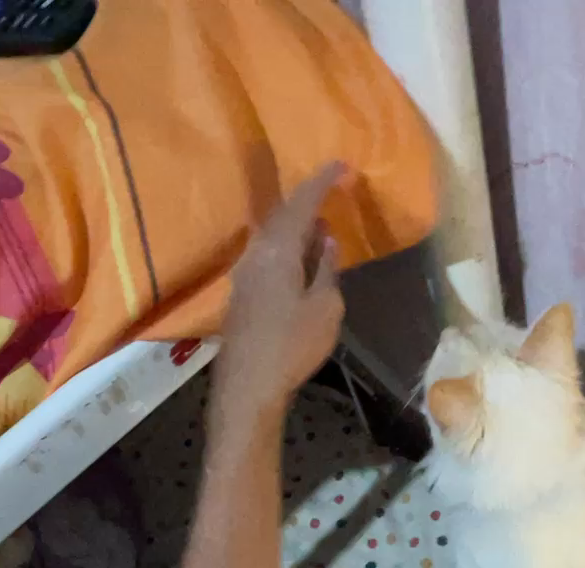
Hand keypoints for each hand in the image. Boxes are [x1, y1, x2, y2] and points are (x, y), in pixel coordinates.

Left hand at [212, 162, 346, 428]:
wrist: (249, 385)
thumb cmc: (292, 346)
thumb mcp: (325, 308)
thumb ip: (326, 268)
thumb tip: (326, 240)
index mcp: (278, 249)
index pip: (302, 203)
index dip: (323, 182)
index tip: (343, 166)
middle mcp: (255, 253)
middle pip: (282, 215)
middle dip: (308, 200)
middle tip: (332, 190)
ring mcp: (244, 272)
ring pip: (272, 235)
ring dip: (296, 225)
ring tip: (320, 226)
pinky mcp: (241, 292)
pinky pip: (267, 253)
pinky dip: (286, 246)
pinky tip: (299, 256)